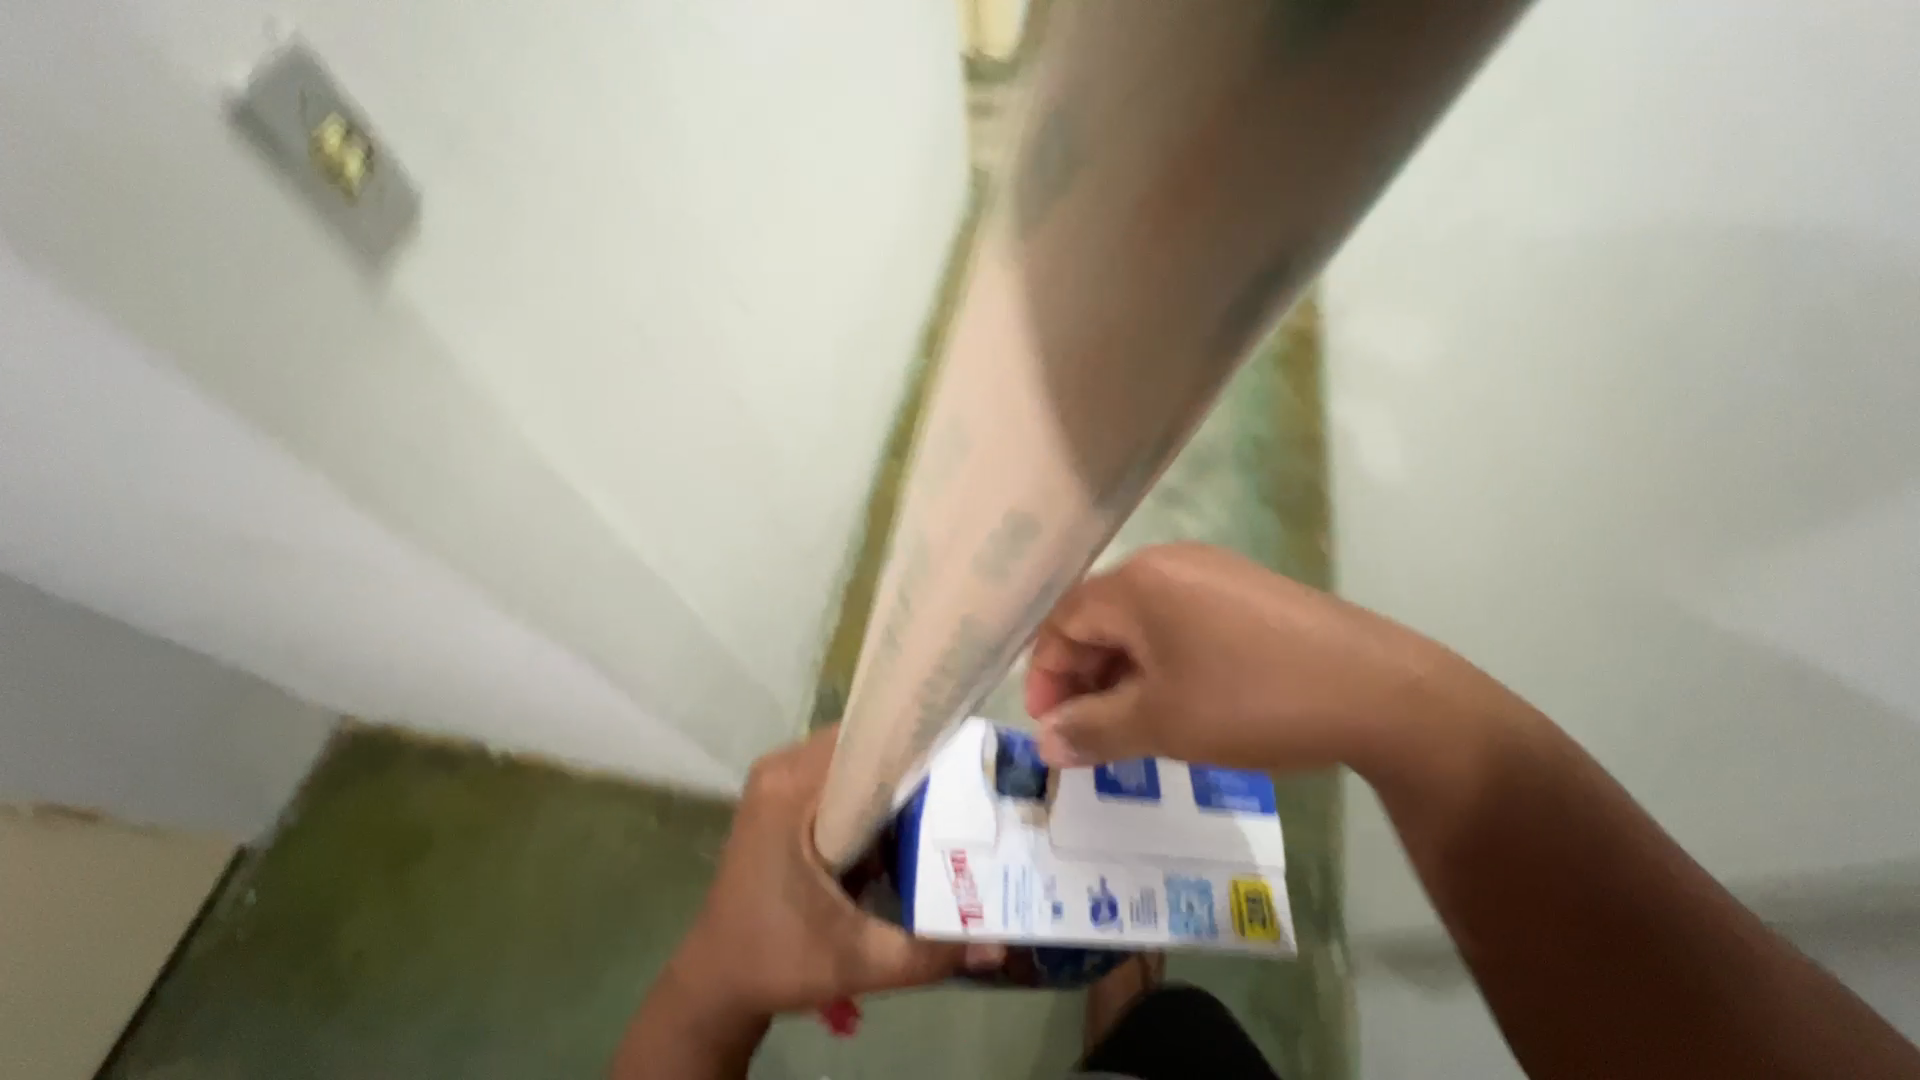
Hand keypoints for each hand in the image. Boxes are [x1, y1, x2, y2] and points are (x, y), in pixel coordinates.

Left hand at [666, 726, 997, 1018]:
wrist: (716, 982)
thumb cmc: (778, 962)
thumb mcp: (857, 960)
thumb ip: (928, 953)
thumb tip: (1001, 948)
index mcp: (792, 788)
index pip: (867, 737)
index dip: (918, 741)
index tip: (967, 756)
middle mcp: (781, 770)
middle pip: (863, 744)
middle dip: (912, 762)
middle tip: (967, 786)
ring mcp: (776, 780)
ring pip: (852, 758)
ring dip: (893, 778)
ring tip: (946, 800)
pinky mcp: (779, 797)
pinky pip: (836, 775)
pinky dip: (870, 792)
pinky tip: (904, 821)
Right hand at [1024, 542, 1468, 774]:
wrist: (1379, 691)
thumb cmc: (1251, 702)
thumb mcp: (1160, 724)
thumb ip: (1091, 731)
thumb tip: (1043, 743)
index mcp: (1137, 583)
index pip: (1062, 623)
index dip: (1046, 678)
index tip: (1050, 731)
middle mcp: (1168, 564)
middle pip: (1100, 619)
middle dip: (1084, 680)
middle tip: (1087, 736)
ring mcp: (1213, 572)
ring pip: (1142, 624)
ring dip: (1122, 675)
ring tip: (1129, 728)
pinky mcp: (1247, 591)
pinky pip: (1180, 623)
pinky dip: (1162, 663)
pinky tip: (1178, 703)